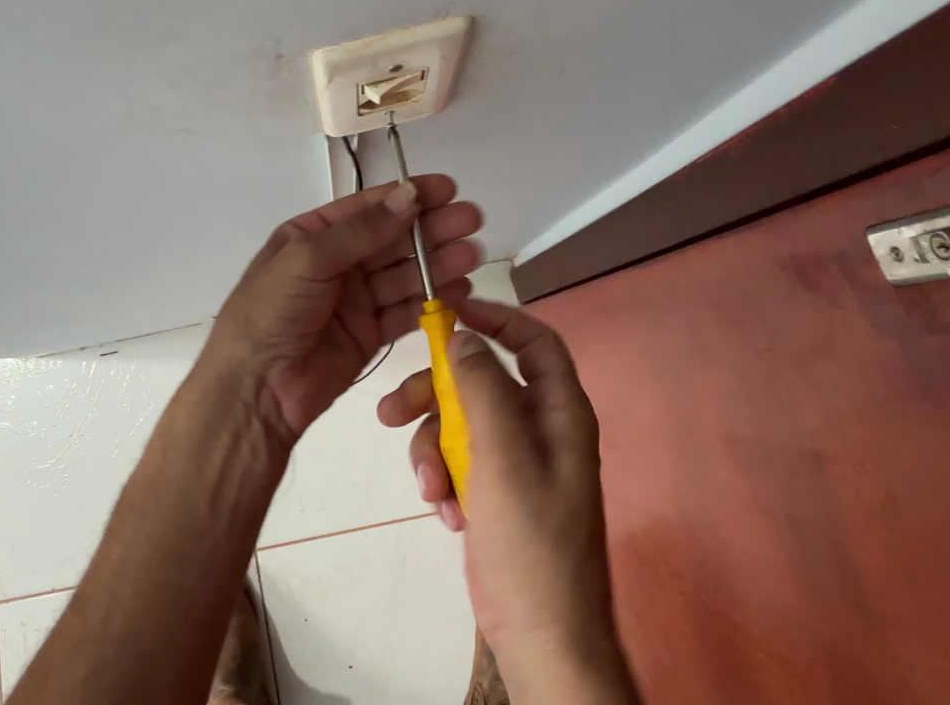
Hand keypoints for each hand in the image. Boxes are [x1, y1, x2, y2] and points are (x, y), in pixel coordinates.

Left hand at [204, 175, 482, 447]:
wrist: (255, 388)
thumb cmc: (270, 313)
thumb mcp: (308, 259)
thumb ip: (363, 230)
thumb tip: (409, 195)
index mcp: (312, 235)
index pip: (368, 208)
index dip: (408, 196)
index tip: (449, 189)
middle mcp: (336, 263)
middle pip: (392, 240)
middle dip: (431, 229)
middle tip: (471, 220)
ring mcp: (354, 300)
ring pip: (404, 274)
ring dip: (438, 263)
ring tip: (472, 254)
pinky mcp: (369, 334)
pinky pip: (405, 310)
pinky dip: (432, 300)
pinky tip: (459, 289)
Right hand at [377, 299, 636, 702]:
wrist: (540, 635)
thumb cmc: (531, 542)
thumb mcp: (502, 457)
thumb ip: (483, 390)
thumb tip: (465, 339)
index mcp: (559, 412)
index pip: (534, 343)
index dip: (497, 320)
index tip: (449, 314)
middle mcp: (538, 428)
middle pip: (478, 383)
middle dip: (433, 396)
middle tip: (391, 411)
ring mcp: (514, 461)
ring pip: (458, 423)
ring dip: (432, 451)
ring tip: (428, 488)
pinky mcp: (493, 491)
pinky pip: (457, 461)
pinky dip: (443, 480)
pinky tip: (445, 512)